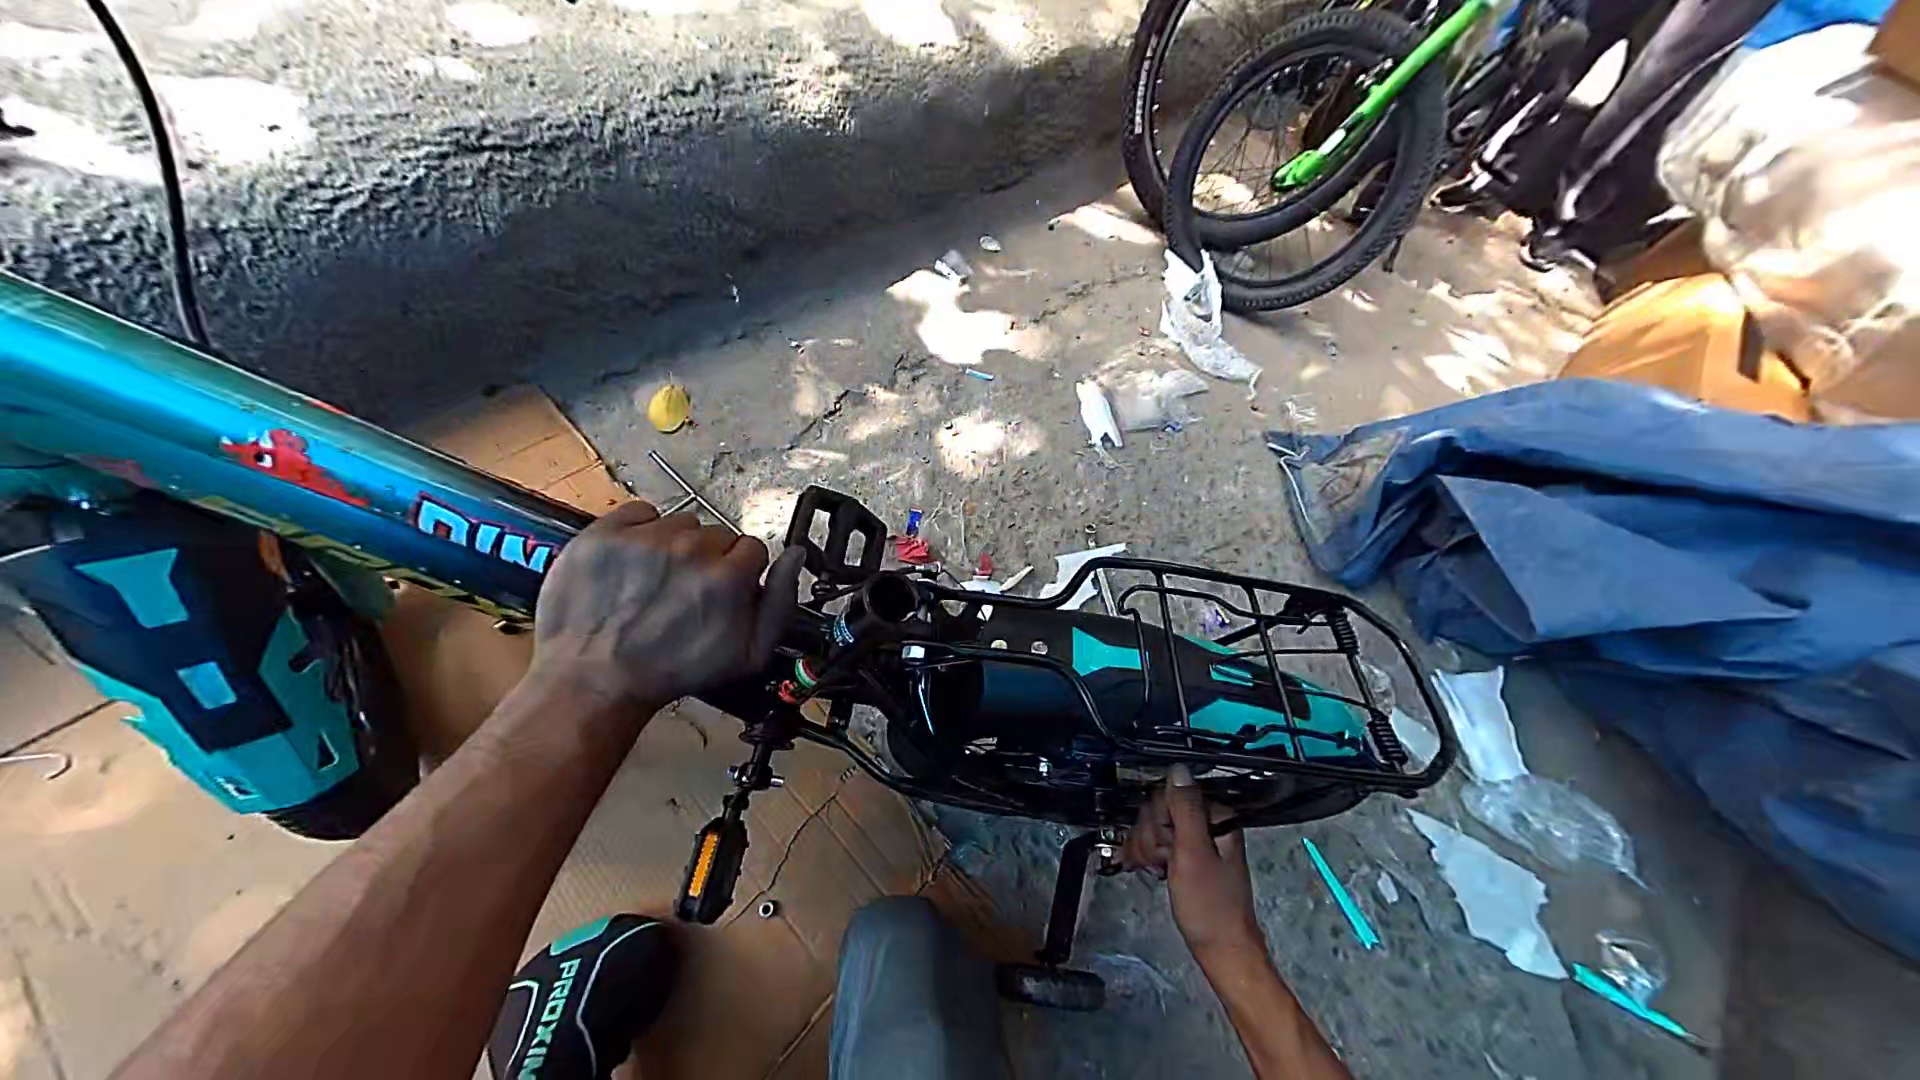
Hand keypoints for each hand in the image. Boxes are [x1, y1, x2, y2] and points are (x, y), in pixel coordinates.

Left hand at [531, 500, 804, 708]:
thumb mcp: (750, 653)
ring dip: (677, 545)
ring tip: (658, 579)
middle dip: (709, 559)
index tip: (723, 589)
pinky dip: (641, 530)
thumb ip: (782, 601)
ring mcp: (644, 539)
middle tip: (688, 590)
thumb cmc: (674, 670)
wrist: (598, 679)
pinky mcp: (606, 534)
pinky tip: (636, 561)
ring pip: (681, 523)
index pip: (752, 548)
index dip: (740, 571)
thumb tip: (795, 556)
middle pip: (716, 534)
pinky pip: (640, 512)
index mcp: (727, 576)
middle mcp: (689, 549)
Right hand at [1122, 764, 1264, 959]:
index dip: (1158, 820)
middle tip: (1160, 861)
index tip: (1164, 846)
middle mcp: (1207, 823)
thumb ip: (1184, 809)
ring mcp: (1196, 841)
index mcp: (1215, 816)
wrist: (1221, 952)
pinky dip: (1148, 855)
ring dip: (1146, 848)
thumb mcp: (1193, 852)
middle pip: (1158, 811)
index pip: (1168, 795)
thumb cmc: (1209, 905)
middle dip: (1150, 836)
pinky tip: (1148, 869)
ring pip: (1154, 827)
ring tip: (1153, 870)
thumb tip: (1178, 768)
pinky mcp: (1186, 857)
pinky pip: (1157, 843)